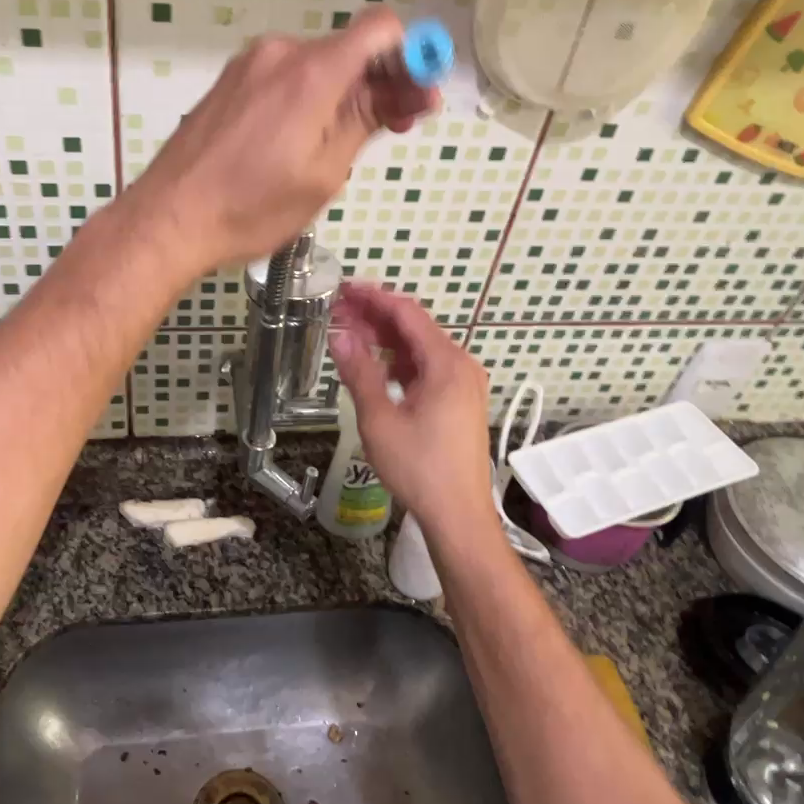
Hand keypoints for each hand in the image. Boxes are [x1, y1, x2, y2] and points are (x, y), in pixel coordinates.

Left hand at [127, 7, 439, 270]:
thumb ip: (368, 122)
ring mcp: (250, 65)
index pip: (381, 28)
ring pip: (318, 67)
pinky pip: (286, 79)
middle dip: (380, 84)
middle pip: (350, 49)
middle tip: (394, 130)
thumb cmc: (251, 207)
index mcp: (312, 71)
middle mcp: (281, 53)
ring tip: (341, 149)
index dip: (409, 57)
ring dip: (343, 96)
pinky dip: (309, 101)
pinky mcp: (230, 83)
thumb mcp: (323, 174)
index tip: (415, 97)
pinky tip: (303, 143)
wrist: (170, 218)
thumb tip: (408, 91)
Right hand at [328, 284, 499, 543]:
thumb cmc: (420, 469)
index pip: (407, 313)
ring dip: (386, 339)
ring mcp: (465, 385)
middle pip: (415, 328)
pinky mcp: (461, 402)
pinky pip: (427, 369)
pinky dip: (400, 362)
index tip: (345, 289)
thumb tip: (339, 335)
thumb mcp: (380, 419)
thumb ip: (359, 372)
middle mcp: (462, 367)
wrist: (458, 514)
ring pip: (420, 349)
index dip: (374, 298)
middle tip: (338, 311)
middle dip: (376, 317)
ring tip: (350, 334)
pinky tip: (375, 365)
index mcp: (447, 364)